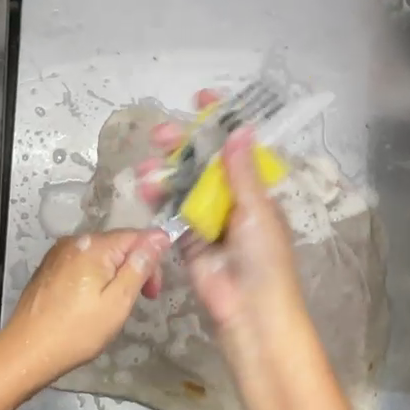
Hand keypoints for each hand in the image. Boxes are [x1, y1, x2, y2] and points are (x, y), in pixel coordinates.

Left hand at [0, 229, 169, 386]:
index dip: (153, 259)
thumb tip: (159, 236)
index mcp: (93, 246)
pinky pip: (82, 263)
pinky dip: (95, 276)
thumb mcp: (117, 302)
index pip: (137, 236)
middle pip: (117, 244)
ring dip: (115, 274)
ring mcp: (58, 253)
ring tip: (114, 305)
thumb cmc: (77, 330)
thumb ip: (139, 267)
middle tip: (139, 301)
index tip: (153, 291)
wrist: (28, 349)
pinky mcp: (49, 267)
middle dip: (134, 267)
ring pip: (100, 254)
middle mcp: (74, 241)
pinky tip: (92, 301)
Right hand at [138, 98, 310, 369]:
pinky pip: (171, 210)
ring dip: (165, 171)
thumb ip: (240, 173)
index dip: (222, 121)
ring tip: (147, 166)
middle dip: (183, 144)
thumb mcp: (256, 211)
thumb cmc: (264, 259)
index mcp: (256, 190)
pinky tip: (146, 188)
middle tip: (161, 134)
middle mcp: (232, 199)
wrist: (249, 310)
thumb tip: (239, 129)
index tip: (201, 99)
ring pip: (183, 184)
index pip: (239, 147)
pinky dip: (158, 197)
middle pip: (204, 162)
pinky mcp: (188, 238)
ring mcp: (208, 218)